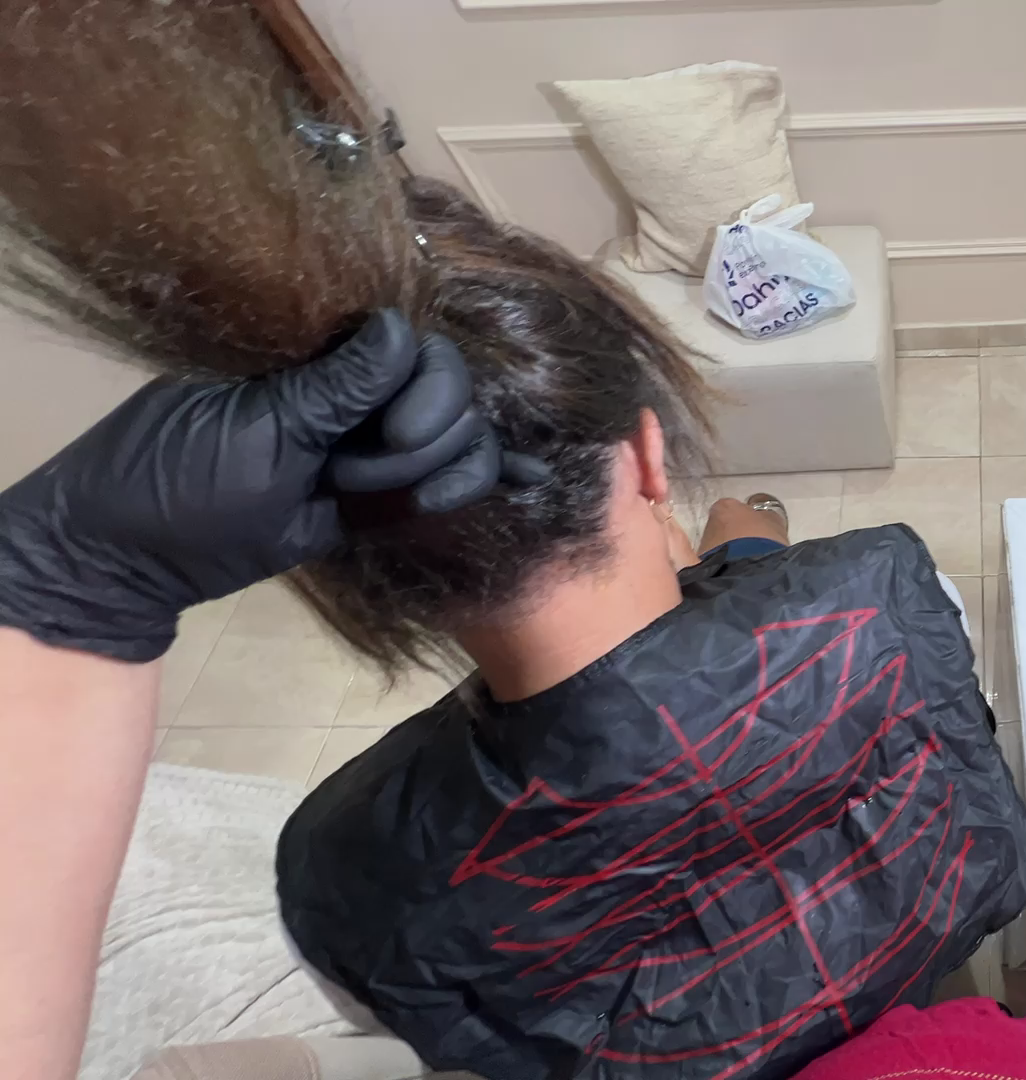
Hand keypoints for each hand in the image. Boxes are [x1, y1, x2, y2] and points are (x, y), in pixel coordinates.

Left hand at [0, 310, 545, 662]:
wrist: (145, 561)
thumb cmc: (177, 480)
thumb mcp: (258, 428)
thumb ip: (339, 385)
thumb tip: (402, 324)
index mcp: (323, 363)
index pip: (419, 352)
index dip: (428, 391)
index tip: (392, 432)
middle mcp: (368, 396)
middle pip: (455, 399)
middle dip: (423, 445)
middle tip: (351, 478)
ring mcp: (387, 444)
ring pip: (468, 440)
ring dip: (444, 475)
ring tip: (385, 503)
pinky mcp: (400, 488)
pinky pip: (460, 474)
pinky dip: (494, 475)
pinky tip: (529, 480)